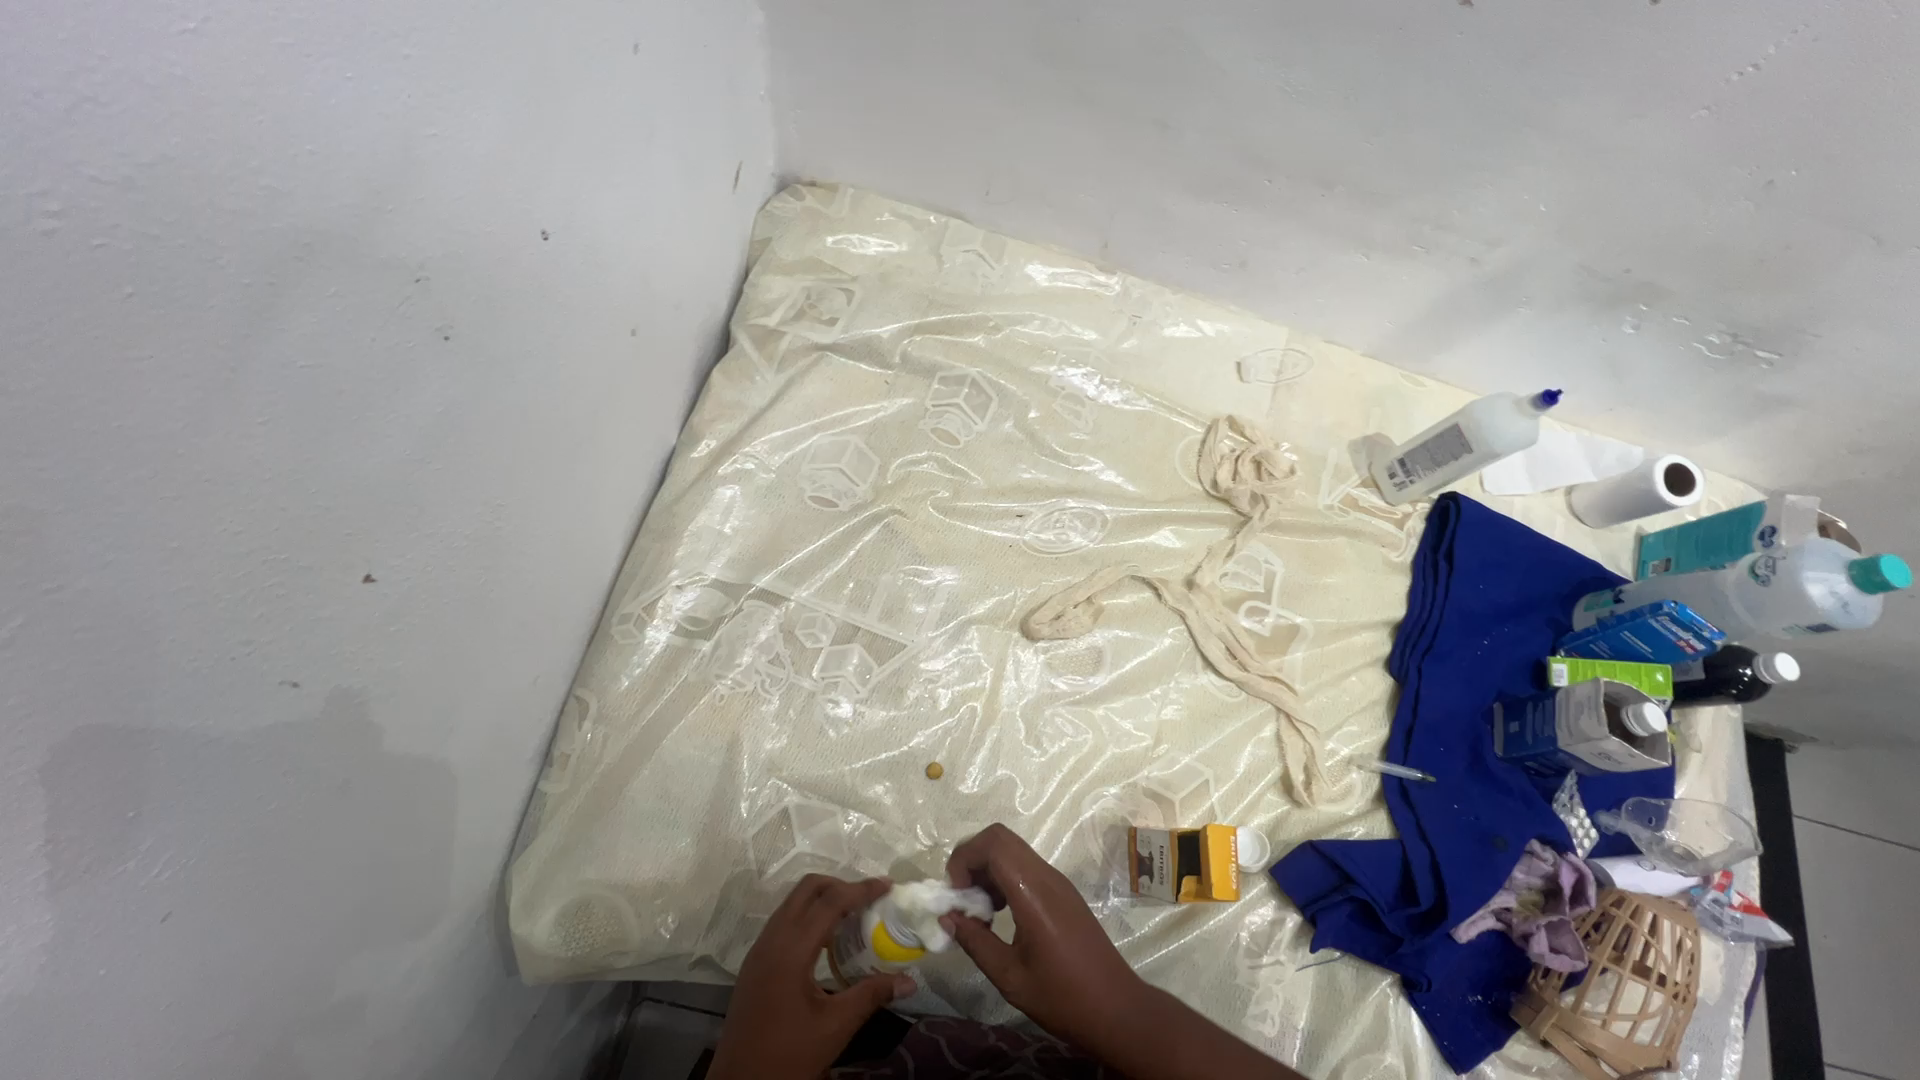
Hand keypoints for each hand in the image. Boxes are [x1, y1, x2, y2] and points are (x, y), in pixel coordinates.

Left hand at [708, 875, 915, 1079]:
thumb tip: (909, 980)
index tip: (889, 886)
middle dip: (840, 885)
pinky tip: (828, 940)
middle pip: (807, 889)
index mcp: (791, 950)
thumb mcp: (835, 1026)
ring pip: (793, 903)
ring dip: (823, 900)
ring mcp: (760, 949)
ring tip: (853, 915)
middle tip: (869, 899)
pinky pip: (784, 922)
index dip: (862, 889)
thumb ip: (872, 995)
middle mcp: (772, 939)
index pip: (831, 902)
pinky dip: (809, 917)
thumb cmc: (788, 1057)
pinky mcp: (755, 962)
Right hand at [940, 824, 1149, 1048]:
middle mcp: (1048, 877)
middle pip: (1001, 839)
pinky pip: (1025, 867)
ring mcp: (1058, 882)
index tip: (956, 895)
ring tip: (979, 911)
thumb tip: (947, 917)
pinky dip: (1003, 879)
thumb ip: (975, 942)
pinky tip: (1000, 915)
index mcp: (1034, 894)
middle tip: (962, 898)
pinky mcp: (1062, 893)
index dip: (965, 858)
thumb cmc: (1063, 998)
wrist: (1117, 1010)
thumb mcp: (1010, 977)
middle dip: (972, 859)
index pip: (994, 844)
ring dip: (987, 870)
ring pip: (1012, 851)